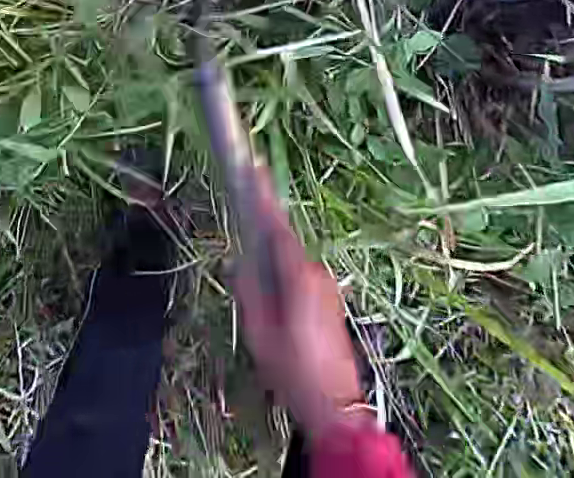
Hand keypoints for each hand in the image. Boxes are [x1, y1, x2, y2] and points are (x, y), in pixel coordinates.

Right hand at [234, 180, 364, 440]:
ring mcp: (326, 283)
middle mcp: (316, 271)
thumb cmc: (292, 369)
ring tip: (260, 288)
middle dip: (262, 234)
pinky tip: (276, 299)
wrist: (336, 407)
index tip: (255, 165)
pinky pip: (299, 272)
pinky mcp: (329, 296)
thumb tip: (237, 260)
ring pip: (290, 258)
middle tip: (246, 237)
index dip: (263, 193)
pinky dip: (283, 272)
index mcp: (298, 273)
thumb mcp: (257, 330)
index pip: (275, 224)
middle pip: (282, 240)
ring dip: (272, 260)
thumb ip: (247, 289)